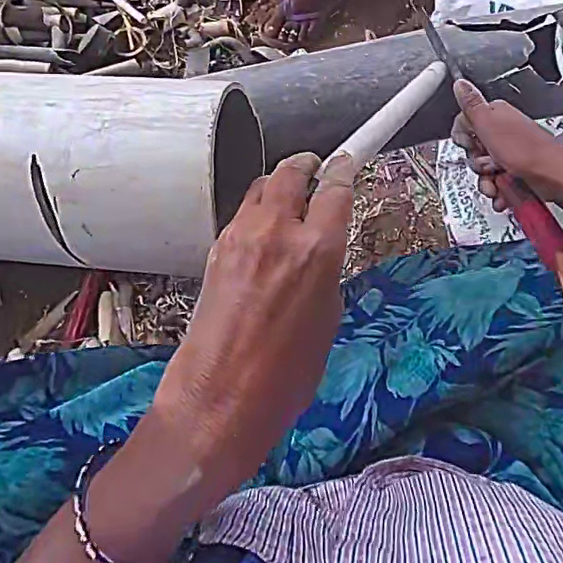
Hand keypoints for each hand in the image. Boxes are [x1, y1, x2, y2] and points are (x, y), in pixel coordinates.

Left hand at [150, 151, 355, 483]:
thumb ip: (325, 270)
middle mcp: (276, 232)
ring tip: (289, 202)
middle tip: (316, 171)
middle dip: (307, 165)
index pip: (335, 186)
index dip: (344, 168)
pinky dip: (257, 213)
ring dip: (278, 186)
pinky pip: (241, 214)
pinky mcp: (215, 249)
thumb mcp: (327, 319)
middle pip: (291, 171)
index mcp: (316, 250)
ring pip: (261, 187)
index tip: (347, 160)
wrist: (216, 401)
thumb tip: (318, 250)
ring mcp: (239, 237)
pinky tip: (263, 236)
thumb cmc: (284, 376)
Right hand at [452, 79, 562, 208]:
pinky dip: (498, 191)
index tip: (473, 143)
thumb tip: (460, 83)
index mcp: (496, 115)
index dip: (465, 138)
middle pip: (472, 151)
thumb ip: (471, 104)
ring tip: (498, 182)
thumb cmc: (529, 151)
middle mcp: (503, 133)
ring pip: (483, 171)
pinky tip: (503, 192)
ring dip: (486, 181)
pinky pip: (496, 183)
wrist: (556, 178)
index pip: (465, 125)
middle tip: (489, 163)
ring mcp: (510, 155)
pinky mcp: (516, 173)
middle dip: (477, 163)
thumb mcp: (489, 124)